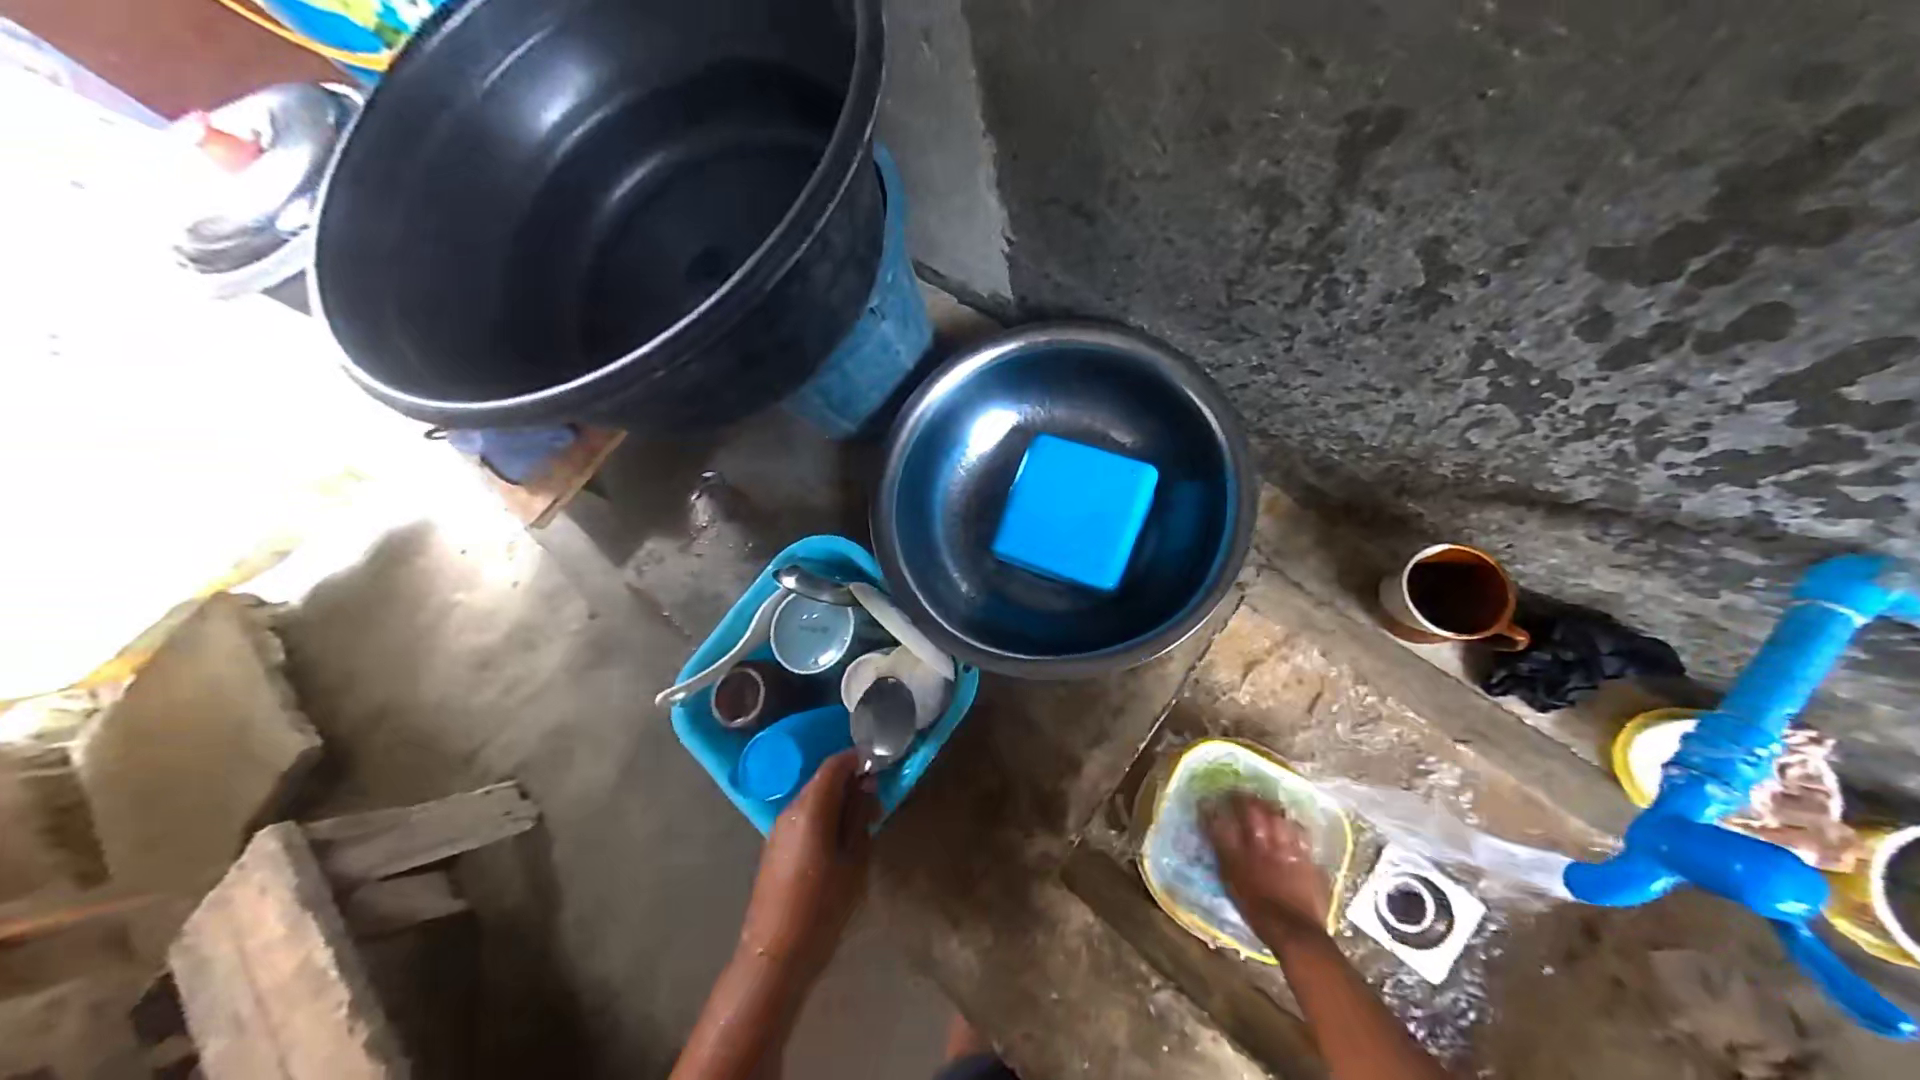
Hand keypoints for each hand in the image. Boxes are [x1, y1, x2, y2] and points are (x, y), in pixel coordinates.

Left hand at [738, 751, 875, 983]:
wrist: (775, 955)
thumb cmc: (823, 907)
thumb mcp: (854, 860)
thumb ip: (859, 816)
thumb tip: (866, 784)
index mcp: (810, 808)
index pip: (834, 764)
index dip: (858, 758)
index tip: (881, 763)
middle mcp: (789, 810)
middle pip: (821, 779)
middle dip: (849, 780)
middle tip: (877, 798)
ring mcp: (778, 828)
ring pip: (812, 798)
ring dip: (837, 799)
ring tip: (862, 821)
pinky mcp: (774, 846)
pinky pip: (803, 817)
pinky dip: (823, 815)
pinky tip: (839, 838)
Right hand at [1204, 793, 1330, 946]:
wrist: (1295, 932)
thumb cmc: (1258, 913)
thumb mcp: (1232, 886)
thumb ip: (1225, 859)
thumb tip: (1219, 839)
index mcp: (1237, 856)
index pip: (1219, 823)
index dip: (1212, 809)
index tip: (1207, 801)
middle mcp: (1259, 847)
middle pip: (1249, 812)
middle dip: (1241, 798)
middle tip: (1237, 793)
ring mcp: (1284, 849)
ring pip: (1274, 816)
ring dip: (1267, 806)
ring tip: (1263, 801)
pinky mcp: (1304, 856)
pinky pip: (1298, 832)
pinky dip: (1291, 824)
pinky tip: (1288, 821)